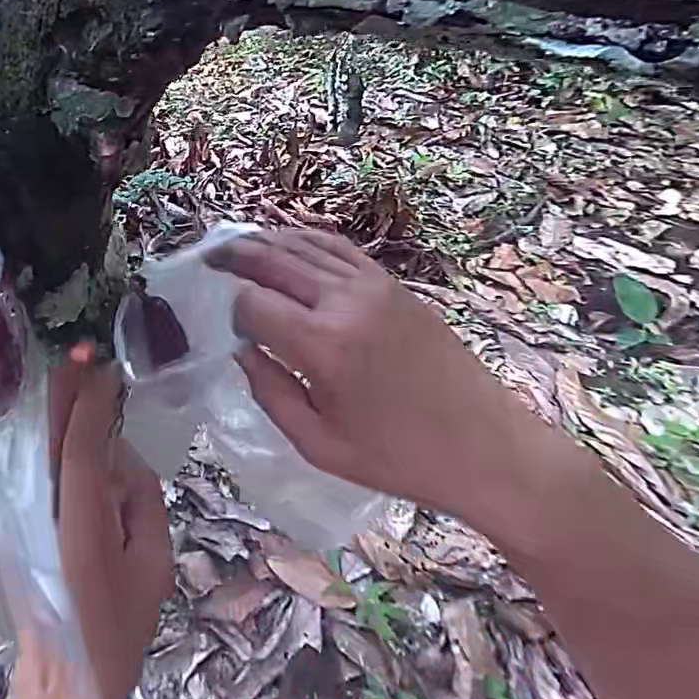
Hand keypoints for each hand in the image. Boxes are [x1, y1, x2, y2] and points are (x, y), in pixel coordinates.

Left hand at [0, 345, 171, 698]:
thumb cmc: (116, 626)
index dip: (93, 400)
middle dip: (64, 385)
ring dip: (54, 402)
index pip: (80, 442)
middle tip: (84, 349)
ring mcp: (19, 508)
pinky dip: (45, 428)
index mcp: (77, 519)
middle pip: (47, 429)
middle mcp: (39, 504)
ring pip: (33, 439)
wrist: (62, 673)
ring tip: (76, 370)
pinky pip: (29, 457)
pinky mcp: (11, 514)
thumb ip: (143, 497)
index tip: (108, 370)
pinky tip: (61, 412)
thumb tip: (121, 454)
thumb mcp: (153, 565)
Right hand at [207, 229, 577, 529]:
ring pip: (302, 246)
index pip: (252, 304)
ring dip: (262, 242)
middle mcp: (344, 303)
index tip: (231, 331)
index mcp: (322, 345)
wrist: (493, 452)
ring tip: (234, 247)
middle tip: (205, 259)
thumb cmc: (399, 458)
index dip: (230, 312)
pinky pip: (338, 248)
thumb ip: (267, 392)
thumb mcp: (317, 443)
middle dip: (232, 257)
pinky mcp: (394, 286)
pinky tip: (285, 244)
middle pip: (271, 260)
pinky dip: (303, 240)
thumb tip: (241, 350)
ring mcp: (373, 287)